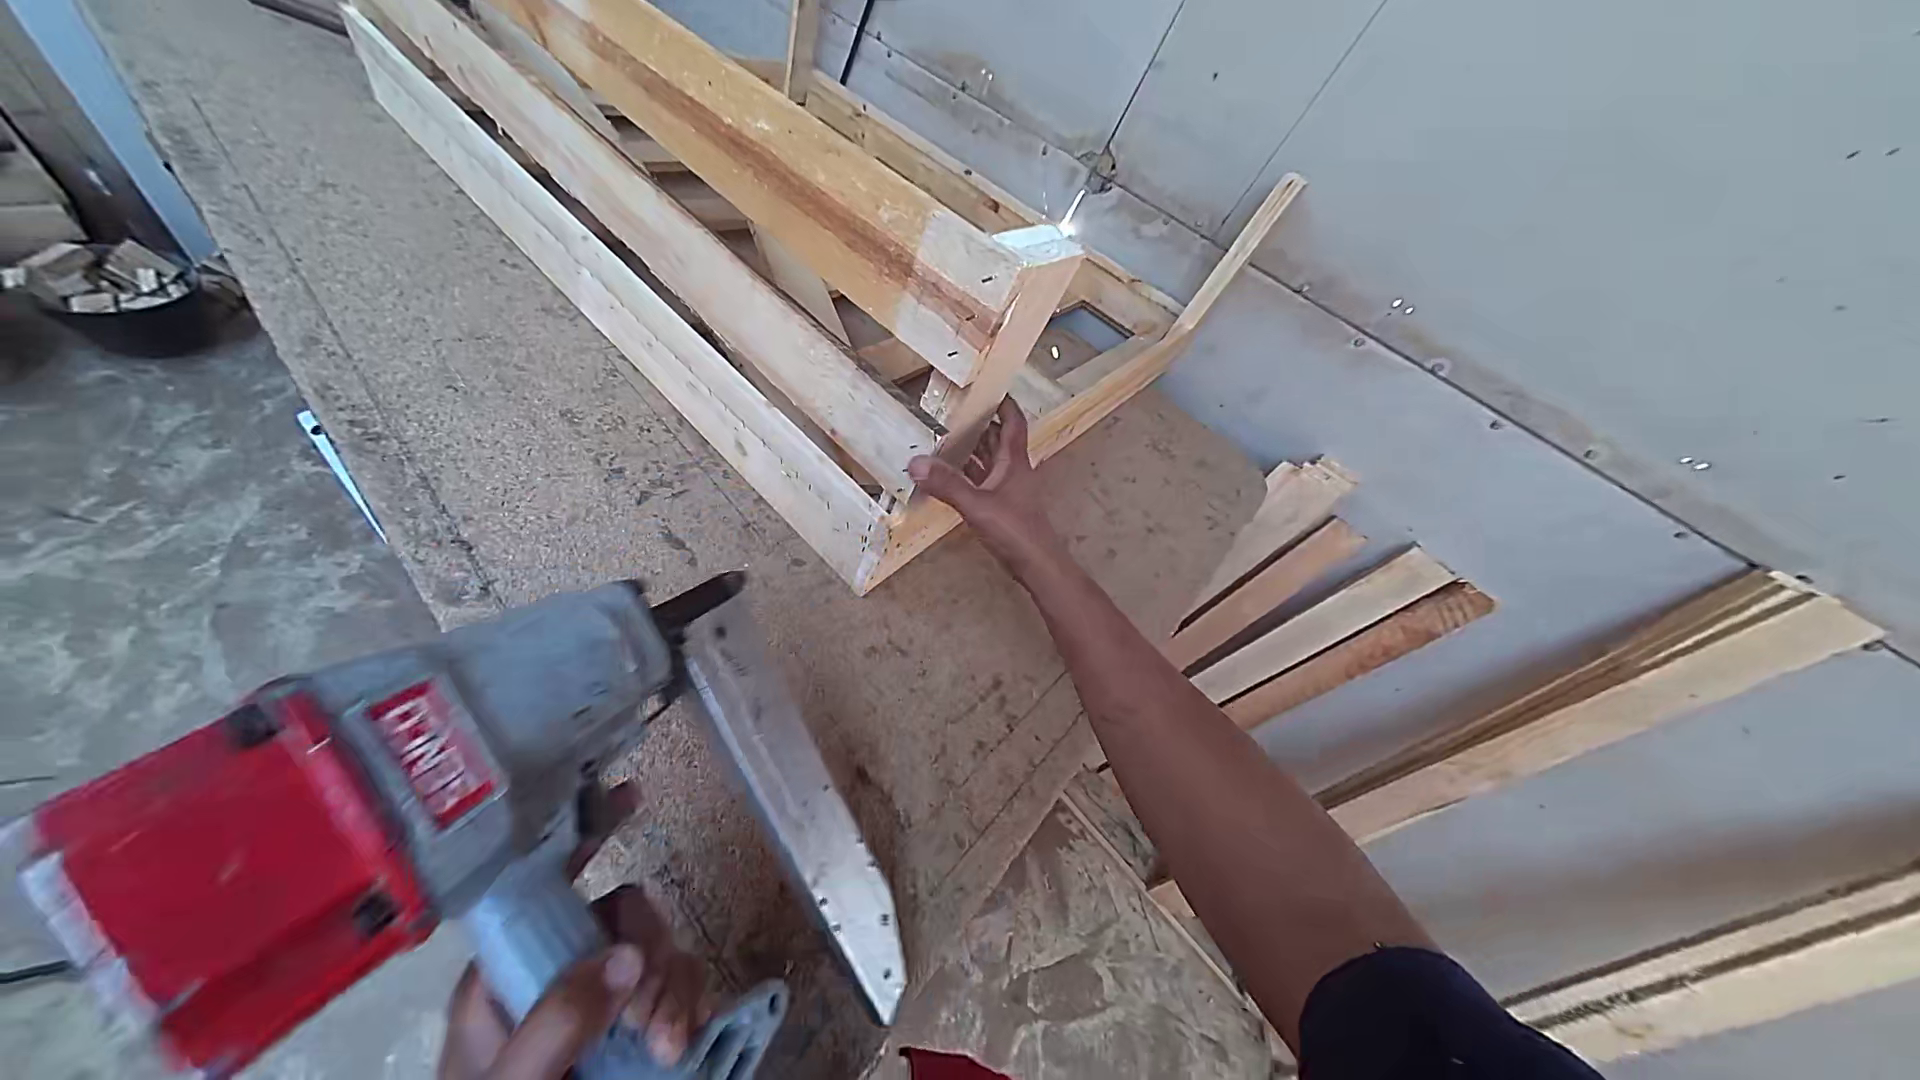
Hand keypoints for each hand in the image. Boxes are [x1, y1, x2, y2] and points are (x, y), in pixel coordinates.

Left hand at [438, 785, 710, 1079]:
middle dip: (649, 949)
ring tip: (668, 1044)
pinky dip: (688, 1002)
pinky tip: (685, 1037)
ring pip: (656, 948)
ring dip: (673, 986)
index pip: (547, 886)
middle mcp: (559, 969)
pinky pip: (676, 983)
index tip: (632, 798)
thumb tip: (628, 957)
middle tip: (650, 1011)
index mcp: (508, 973)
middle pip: (623, 913)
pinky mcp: (634, 1021)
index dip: (588, 834)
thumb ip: (556, 1024)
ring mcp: (601, 996)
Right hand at [909, 399, 1067, 576]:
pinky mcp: (1001, 508)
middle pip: (996, 440)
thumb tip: (916, 462)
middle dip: (978, 424)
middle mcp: (1013, 471)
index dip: (1003, 403)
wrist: (1038, 566)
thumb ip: (948, 485)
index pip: (1012, 422)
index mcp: (1014, 462)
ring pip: (988, 462)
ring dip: (970, 451)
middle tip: (950, 411)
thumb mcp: (978, 505)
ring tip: (942, 438)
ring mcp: (1008, 491)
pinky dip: (966, 476)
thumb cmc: (1016, 531)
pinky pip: (981, 483)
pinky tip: (947, 476)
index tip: (986, 387)